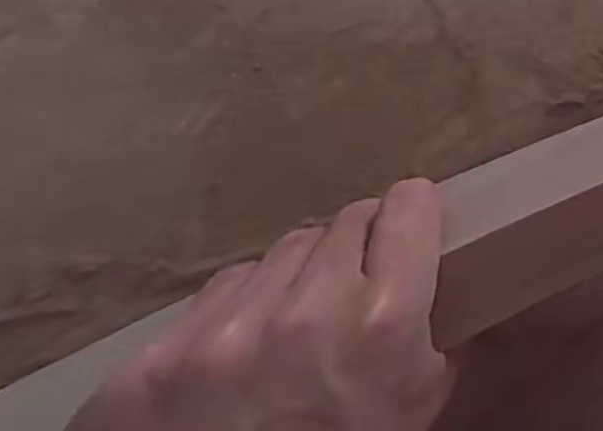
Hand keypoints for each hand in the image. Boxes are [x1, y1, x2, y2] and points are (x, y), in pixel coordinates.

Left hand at [68, 179, 453, 430]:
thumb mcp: (422, 400)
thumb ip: (441, 321)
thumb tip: (453, 257)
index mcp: (383, 323)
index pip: (409, 204)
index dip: (414, 214)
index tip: (409, 228)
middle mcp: (306, 315)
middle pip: (346, 222)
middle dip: (357, 247)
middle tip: (352, 291)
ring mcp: (220, 340)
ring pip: (283, 252)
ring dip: (298, 276)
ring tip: (291, 330)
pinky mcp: (149, 367)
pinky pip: (221, 291)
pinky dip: (240, 311)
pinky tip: (238, 358)